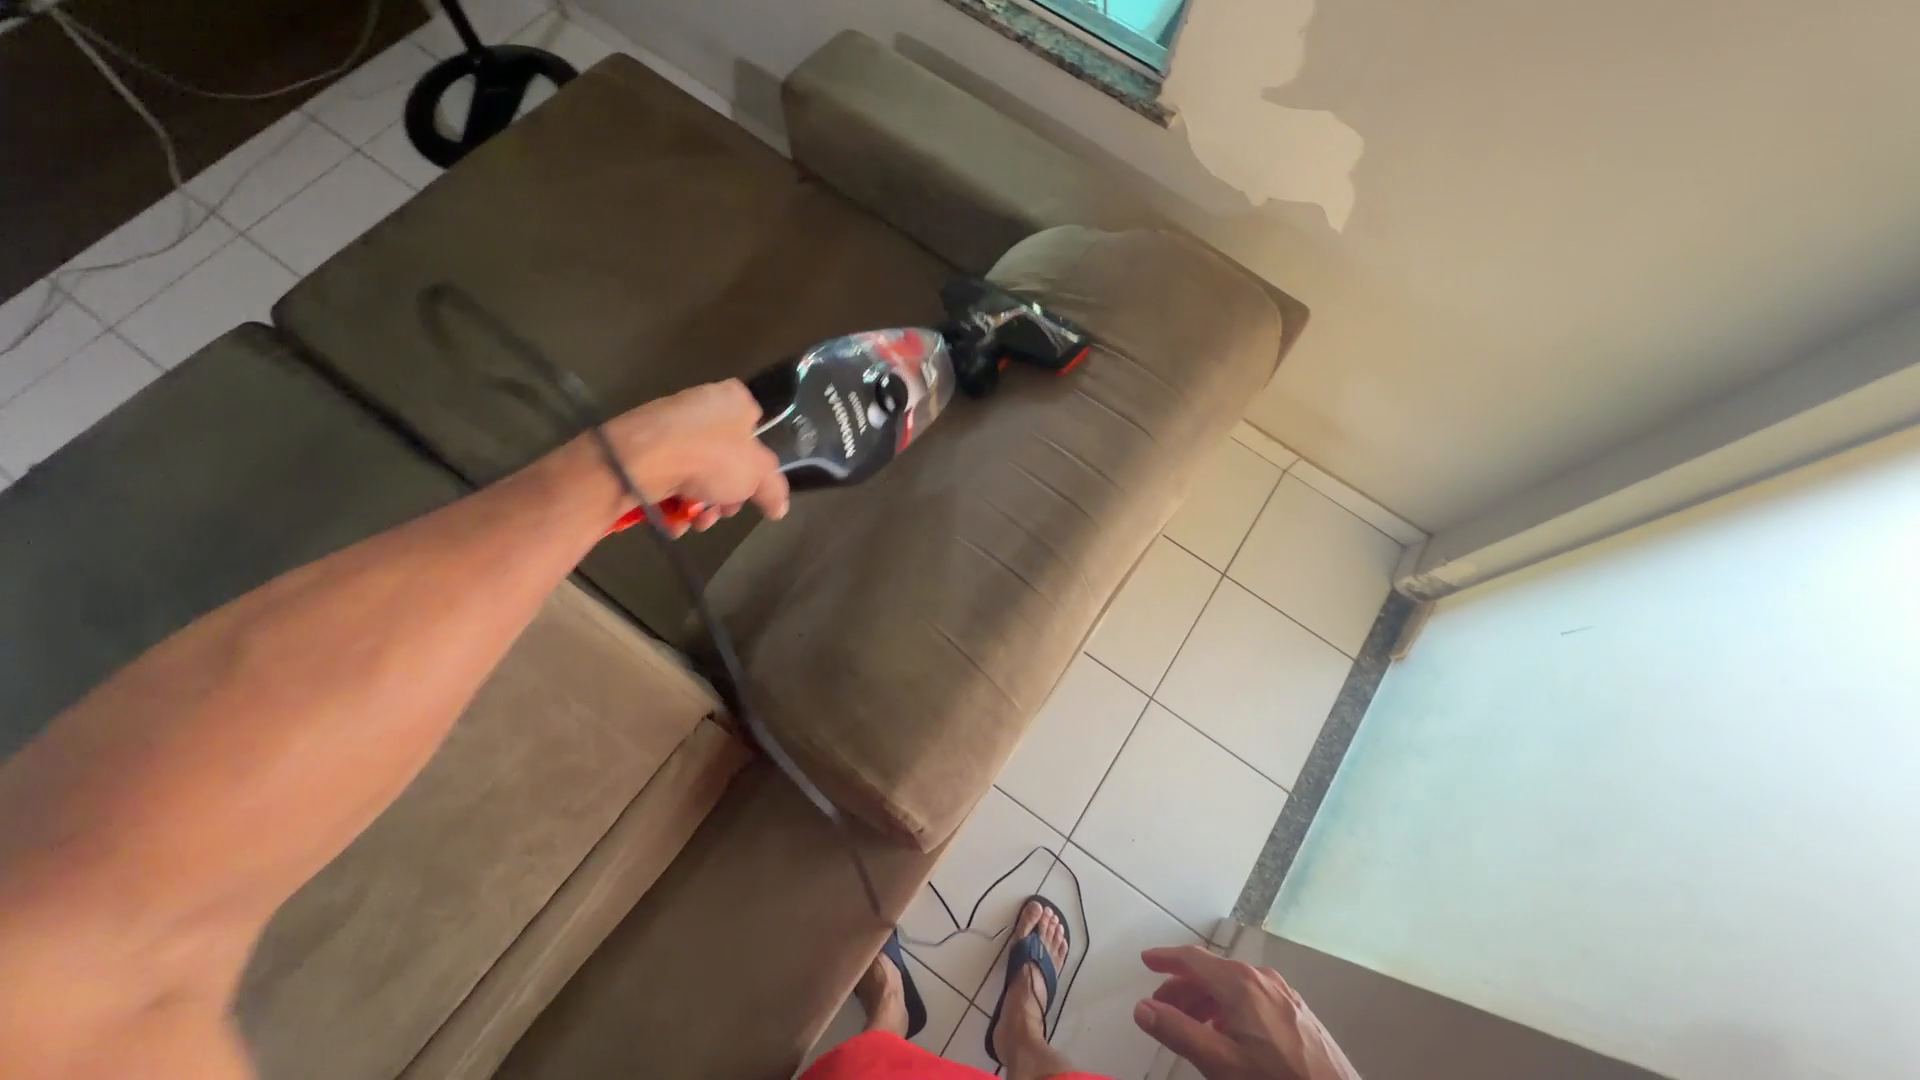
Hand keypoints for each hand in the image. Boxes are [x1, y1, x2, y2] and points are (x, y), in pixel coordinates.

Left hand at [598, 380, 788, 534]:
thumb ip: (774, 490)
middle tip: (724, 511)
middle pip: (725, 458)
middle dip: (726, 493)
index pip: (754, 425)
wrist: (641, 459)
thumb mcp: (759, 475)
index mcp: (733, 399)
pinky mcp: (644, 448)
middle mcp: (701, 406)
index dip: (756, 460)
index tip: (752, 485)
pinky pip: (669, 476)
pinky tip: (676, 519)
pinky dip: (675, 501)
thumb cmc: (711, 456)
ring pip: (697, 473)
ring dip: (702, 505)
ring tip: (698, 521)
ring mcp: (669, 426)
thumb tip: (779, 508)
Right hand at [1133, 946, 1360, 1079]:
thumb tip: (1142, 1008)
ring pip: (1233, 987)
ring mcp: (1284, 994)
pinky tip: (1228, 1034)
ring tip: (1190, 1026)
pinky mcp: (1298, 1012)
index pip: (1192, 959)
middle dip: (1182, 988)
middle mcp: (1262, 978)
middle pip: (1212, 973)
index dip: (1165, 958)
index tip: (1145, 961)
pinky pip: (1253, 998)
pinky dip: (1229, 1008)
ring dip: (1205, 1001)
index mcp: (1239, 983)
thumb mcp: (1220, 1063)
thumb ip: (1177, 1032)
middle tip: (1161, 1009)